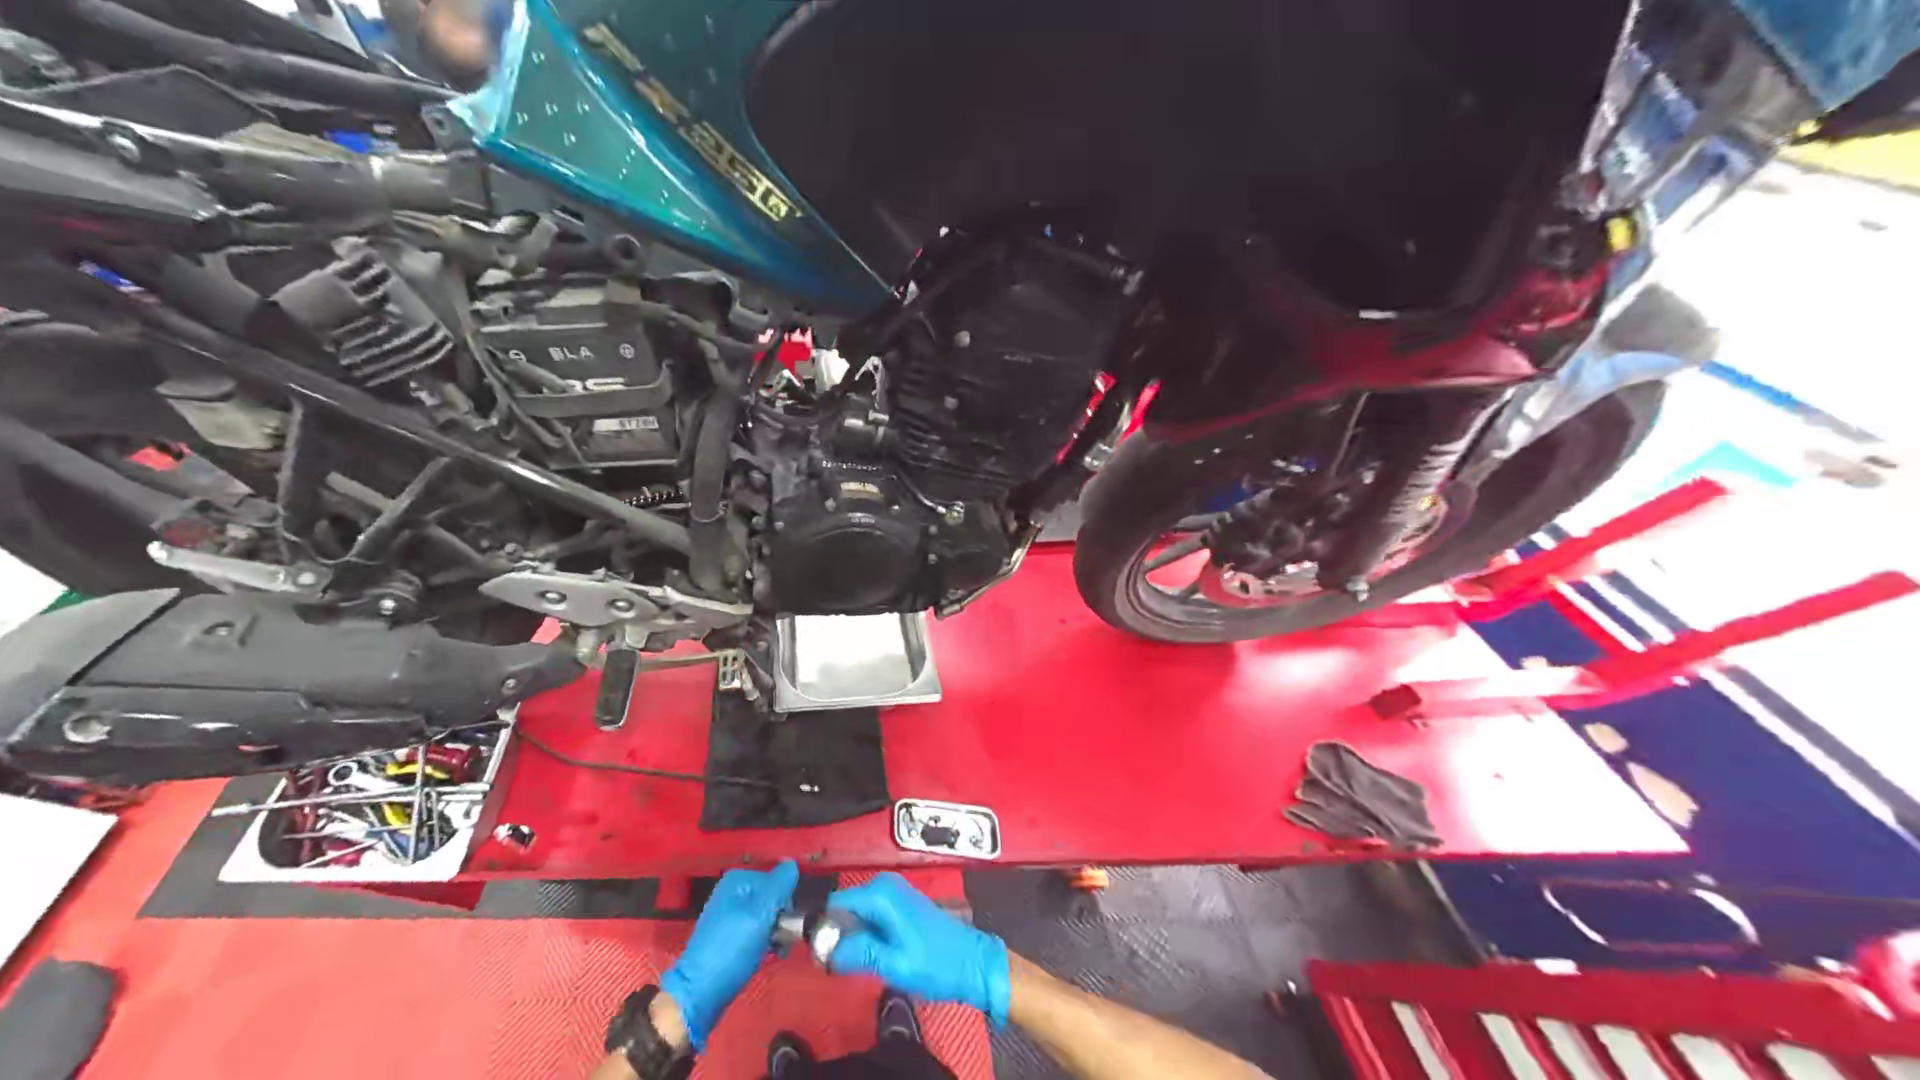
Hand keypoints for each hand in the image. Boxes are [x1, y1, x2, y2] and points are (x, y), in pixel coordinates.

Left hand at [661, 860, 798, 1050]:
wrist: (699, 994)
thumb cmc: (731, 950)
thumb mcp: (760, 914)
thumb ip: (779, 886)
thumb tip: (792, 864)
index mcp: (737, 881)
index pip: (778, 882)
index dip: (785, 903)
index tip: (784, 924)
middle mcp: (732, 893)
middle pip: (773, 898)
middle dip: (780, 919)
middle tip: (777, 940)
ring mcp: (729, 915)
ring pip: (767, 916)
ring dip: (774, 933)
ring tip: (771, 951)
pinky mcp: (729, 935)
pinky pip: (756, 931)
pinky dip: (763, 942)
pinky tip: (762, 954)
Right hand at [828, 872, 1010, 1024]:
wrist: (971, 963)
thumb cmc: (936, 964)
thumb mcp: (894, 964)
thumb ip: (858, 953)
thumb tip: (825, 950)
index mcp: (882, 894)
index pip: (835, 904)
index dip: (825, 930)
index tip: (823, 957)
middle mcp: (885, 885)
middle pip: (845, 907)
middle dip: (839, 934)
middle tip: (842, 965)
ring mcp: (894, 893)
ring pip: (856, 913)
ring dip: (852, 936)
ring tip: (859, 962)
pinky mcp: (900, 903)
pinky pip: (870, 915)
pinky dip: (866, 933)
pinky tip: (874, 954)